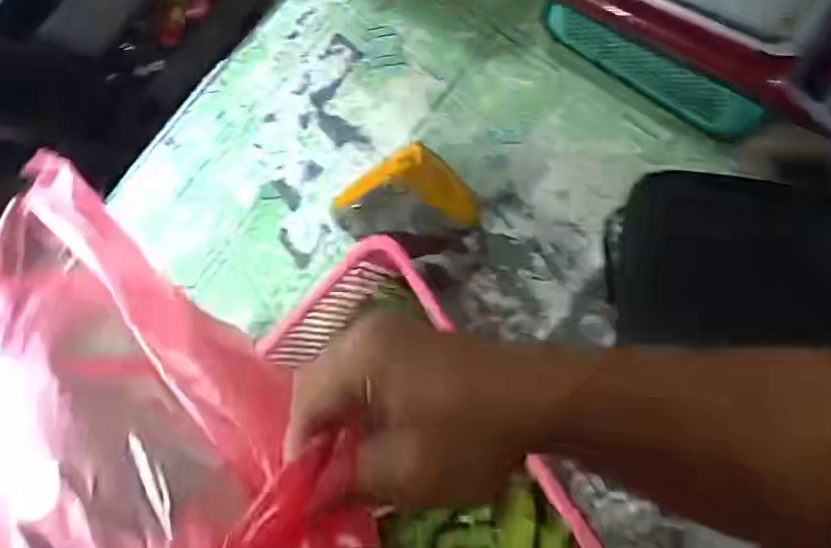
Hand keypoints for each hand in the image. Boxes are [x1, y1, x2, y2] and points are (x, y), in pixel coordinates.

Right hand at [287, 315, 593, 510]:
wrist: (531, 394)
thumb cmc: (467, 434)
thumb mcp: (404, 472)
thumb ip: (345, 482)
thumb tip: (304, 499)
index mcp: (358, 353)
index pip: (304, 406)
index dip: (299, 457)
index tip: (307, 501)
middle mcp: (364, 329)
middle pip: (316, 386)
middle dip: (315, 437)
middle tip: (326, 487)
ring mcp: (386, 328)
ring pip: (337, 378)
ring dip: (336, 421)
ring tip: (349, 468)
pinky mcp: (404, 337)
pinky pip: (361, 369)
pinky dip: (357, 404)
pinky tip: (372, 437)